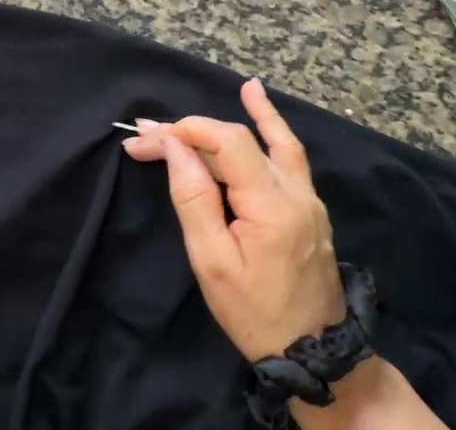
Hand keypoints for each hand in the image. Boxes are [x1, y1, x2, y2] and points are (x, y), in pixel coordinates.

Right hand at [122, 78, 345, 361]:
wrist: (314, 355)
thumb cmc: (253, 311)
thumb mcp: (212, 261)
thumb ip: (194, 198)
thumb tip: (175, 147)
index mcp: (272, 207)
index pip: (227, 142)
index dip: (183, 131)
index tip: (143, 141)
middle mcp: (296, 194)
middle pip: (240, 140)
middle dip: (188, 133)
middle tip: (142, 138)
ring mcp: (307, 199)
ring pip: (269, 142)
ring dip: (228, 124)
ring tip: (208, 102)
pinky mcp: (308, 207)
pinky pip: (288, 155)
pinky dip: (270, 126)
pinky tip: (257, 99)